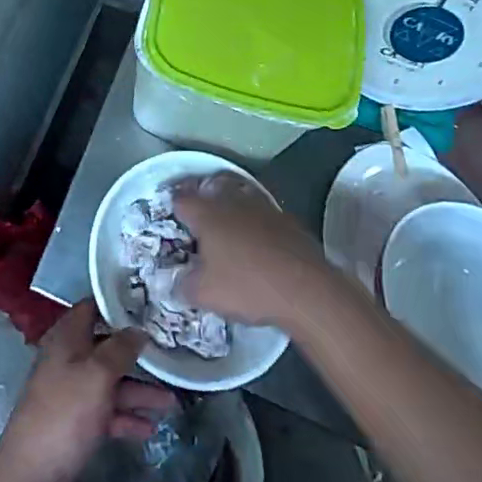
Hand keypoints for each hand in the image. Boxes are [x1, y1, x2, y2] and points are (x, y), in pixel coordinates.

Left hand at [0, 301, 175, 481]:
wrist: (34, 471)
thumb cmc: (65, 411)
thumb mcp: (97, 374)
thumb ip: (120, 349)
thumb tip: (138, 329)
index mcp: (66, 338)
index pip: (91, 308)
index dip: (117, 305)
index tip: (147, 307)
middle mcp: (67, 358)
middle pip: (105, 348)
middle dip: (136, 355)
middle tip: (168, 355)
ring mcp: (70, 391)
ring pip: (108, 383)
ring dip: (138, 392)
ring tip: (171, 402)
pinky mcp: (74, 421)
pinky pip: (105, 412)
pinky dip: (125, 417)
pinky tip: (149, 428)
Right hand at [172, 175, 327, 325]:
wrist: (309, 291)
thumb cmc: (248, 286)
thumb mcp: (204, 294)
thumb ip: (183, 286)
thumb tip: (175, 283)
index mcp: (206, 214)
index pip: (181, 200)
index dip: (174, 207)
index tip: (173, 218)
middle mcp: (232, 203)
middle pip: (211, 187)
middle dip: (201, 196)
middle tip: (197, 212)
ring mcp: (263, 208)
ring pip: (240, 194)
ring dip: (231, 203)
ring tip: (227, 220)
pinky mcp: (289, 221)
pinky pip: (264, 212)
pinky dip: (256, 220)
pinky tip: (258, 238)